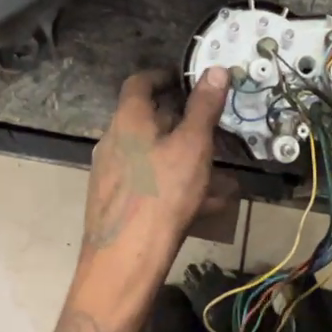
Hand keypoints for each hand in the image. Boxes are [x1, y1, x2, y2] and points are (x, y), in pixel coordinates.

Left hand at [77, 68, 230, 293]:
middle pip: (148, 120)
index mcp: (128, 120)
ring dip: (185, 158)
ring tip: (220, 173)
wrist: (125, 262)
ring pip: (153, 156)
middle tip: (211, 128)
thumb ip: (204, 107)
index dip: (163, 76)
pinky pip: (150, 184)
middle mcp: (113, 141)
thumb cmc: (162, 194)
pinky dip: (176, 185)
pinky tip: (208, 205)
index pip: (140, 82)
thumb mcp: (192, 146)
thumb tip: (216, 69)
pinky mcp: (116, 204)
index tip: (187, 80)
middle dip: (182, 122)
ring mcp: (111, 174)